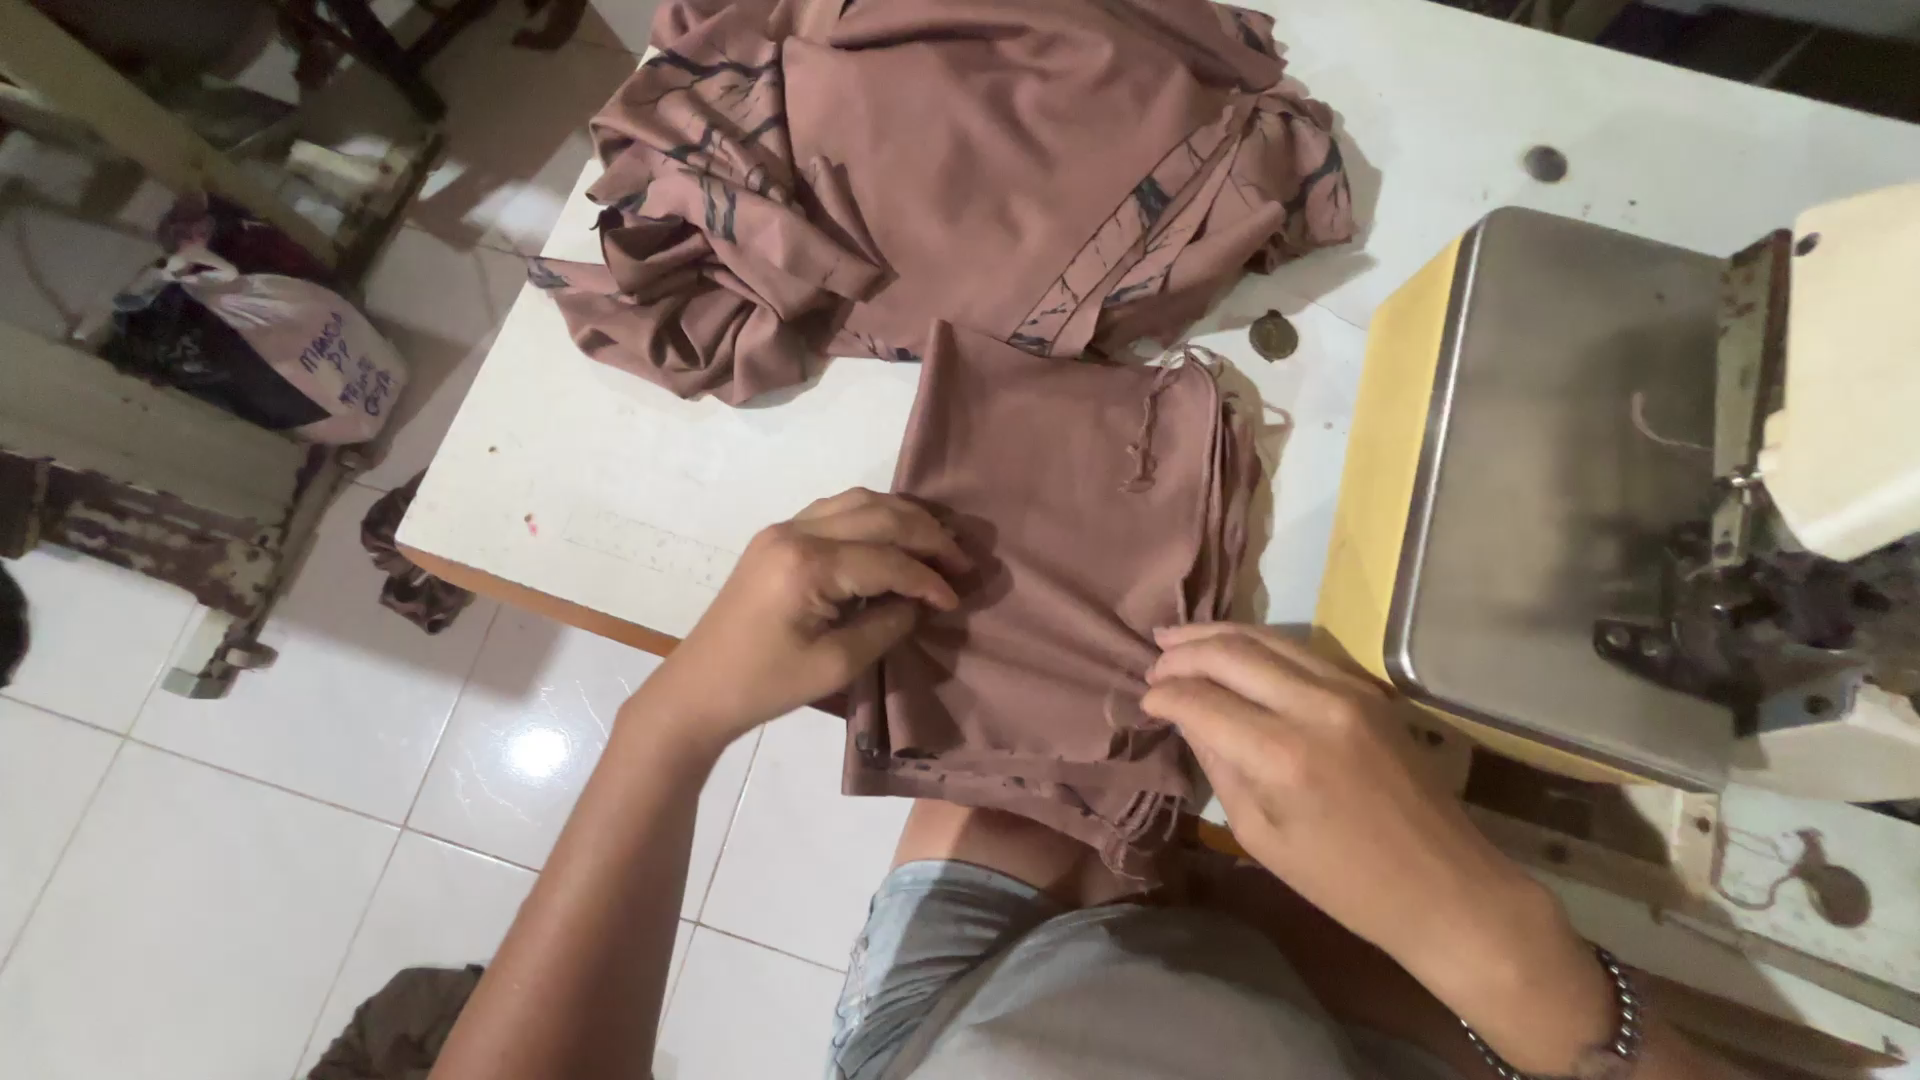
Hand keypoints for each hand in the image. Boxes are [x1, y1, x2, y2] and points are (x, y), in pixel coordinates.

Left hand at [629, 488, 967, 752]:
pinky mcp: (777, 536)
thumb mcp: (837, 665)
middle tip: (961, 560)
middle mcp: (796, 532)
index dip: (929, 578)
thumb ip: (887, 625)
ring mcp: (783, 528)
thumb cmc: (766, 684)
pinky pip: (836, 510)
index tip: (957, 599)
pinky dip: (873, 517)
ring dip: (902, 517)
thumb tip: (920, 601)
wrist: (699, 688)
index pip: (888, 558)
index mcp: (808, 565)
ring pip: (858, 500)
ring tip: (936, 542)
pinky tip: (893, 537)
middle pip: (878, 514)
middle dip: (927, 535)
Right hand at [1144, 623, 1612, 1072]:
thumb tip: (1187, 718)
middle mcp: (1314, 706)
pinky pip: (1296, 648)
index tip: (1144, 702)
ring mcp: (1347, 689)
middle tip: (1152, 662)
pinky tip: (1229, 648)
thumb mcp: (1259, 835)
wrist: (1449, 888)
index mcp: (1282, 755)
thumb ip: (1218, 765)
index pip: (1201, 700)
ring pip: (1263, 638)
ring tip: (1175, 639)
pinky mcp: (1367, 687)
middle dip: (1181, 654)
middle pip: (1229, 654)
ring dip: (1213, 636)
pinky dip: (1254, 643)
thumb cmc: (1344, 882)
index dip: (1164, 696)